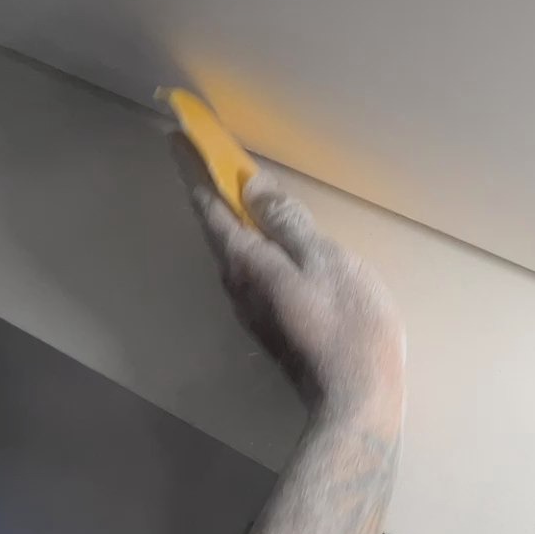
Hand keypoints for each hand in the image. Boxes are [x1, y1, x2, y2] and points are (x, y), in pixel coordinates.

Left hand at [173, 140, 404, 426]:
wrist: (356, 399)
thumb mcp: (326, 260)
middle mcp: (238, 284)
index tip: (178, 134)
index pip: (210, 203)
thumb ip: (287, 222)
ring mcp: (252, 309)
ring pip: (233, 252)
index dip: (194, 166)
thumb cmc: (349, 325)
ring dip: (228, 218)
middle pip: (215, 227)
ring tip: (234, 190)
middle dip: (207, 188)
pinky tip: (266, 243)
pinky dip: (250, 244)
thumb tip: (250, 186)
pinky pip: (252, 271)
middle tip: (204, 154)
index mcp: (247, 261)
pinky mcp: (270, 325)